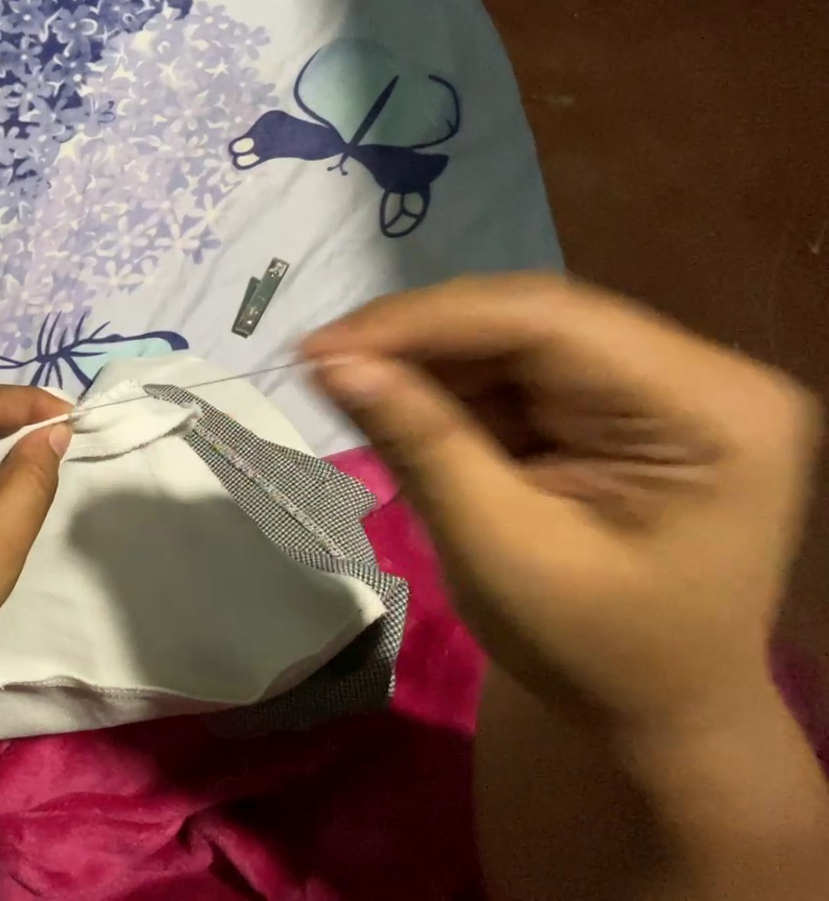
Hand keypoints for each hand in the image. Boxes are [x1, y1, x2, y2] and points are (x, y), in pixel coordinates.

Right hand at [304, 273, 820, 740]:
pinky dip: (433, 384)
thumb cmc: (591, 644)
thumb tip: (330, 363)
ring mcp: (649, 385)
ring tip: (340, 385)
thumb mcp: (496, 544)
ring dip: (414, 358)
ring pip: (502, 335)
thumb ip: (418, 442)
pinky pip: (501, 368)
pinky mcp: (604, 403)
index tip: (318, 347)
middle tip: (316, 360)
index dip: (420, 322)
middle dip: (410, 336)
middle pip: (524, 317)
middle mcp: (690, 376)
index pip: (545, 322)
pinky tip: (387, 404)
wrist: (647, 704)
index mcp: (705, 410)